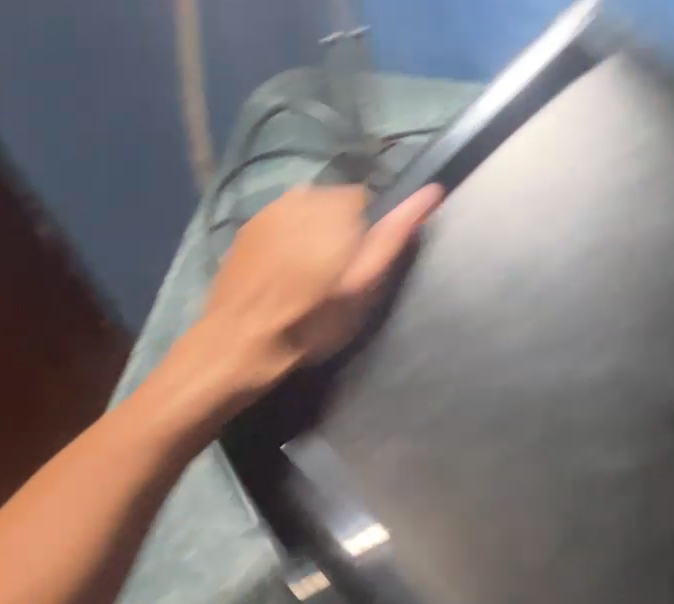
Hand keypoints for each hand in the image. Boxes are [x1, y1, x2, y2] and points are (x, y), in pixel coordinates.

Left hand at [172, 183, 442, 415]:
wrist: (241, 341)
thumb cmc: (310, 323)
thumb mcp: (361, 288)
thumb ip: (393, 237)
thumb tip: (432, 191)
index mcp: (335, 206)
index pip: (365, 200)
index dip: (365, 236)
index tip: (357, 269)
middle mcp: (300, 195)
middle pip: (332, 203)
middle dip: (337, 230)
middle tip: (331, 277)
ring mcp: (269, 209)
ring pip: (304, 211)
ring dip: (309, 233)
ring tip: (304, 276)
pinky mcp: (246, 227)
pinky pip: (278, 222)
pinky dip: (284, 240)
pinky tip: (280, 273)